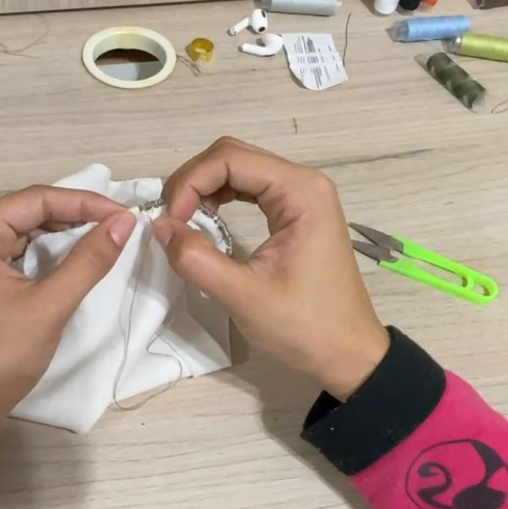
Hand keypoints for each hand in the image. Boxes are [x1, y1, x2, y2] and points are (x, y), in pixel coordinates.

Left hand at [0, 186, 136, 489]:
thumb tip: (125, 222)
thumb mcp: (49, 306)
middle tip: (121, 226)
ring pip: (27, 232)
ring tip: (107, 238)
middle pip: (30, 211)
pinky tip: (78, 258)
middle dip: (77, 215)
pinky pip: (20, 253)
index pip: (35, 199)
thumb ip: (89, 261)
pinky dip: (51, 254)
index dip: (84, 202)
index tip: (125, 215)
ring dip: (66, 234)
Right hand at [155, 137, 389, 398]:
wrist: (348, 353)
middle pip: (232, 155)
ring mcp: (301, 195)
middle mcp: (303, 182)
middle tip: (170, 220)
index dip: (190, 183)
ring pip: (238, 168)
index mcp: (300, 192)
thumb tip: (159, 227)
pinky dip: (220, 197)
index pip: (229, 159)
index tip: (170, 223)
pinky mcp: (295, 212)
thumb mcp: (244, 296)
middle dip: (193, 181)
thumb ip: (197, 259)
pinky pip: (249, 188)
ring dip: (203, 187)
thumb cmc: (304, 326)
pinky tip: (205, 220)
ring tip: (182, 221)